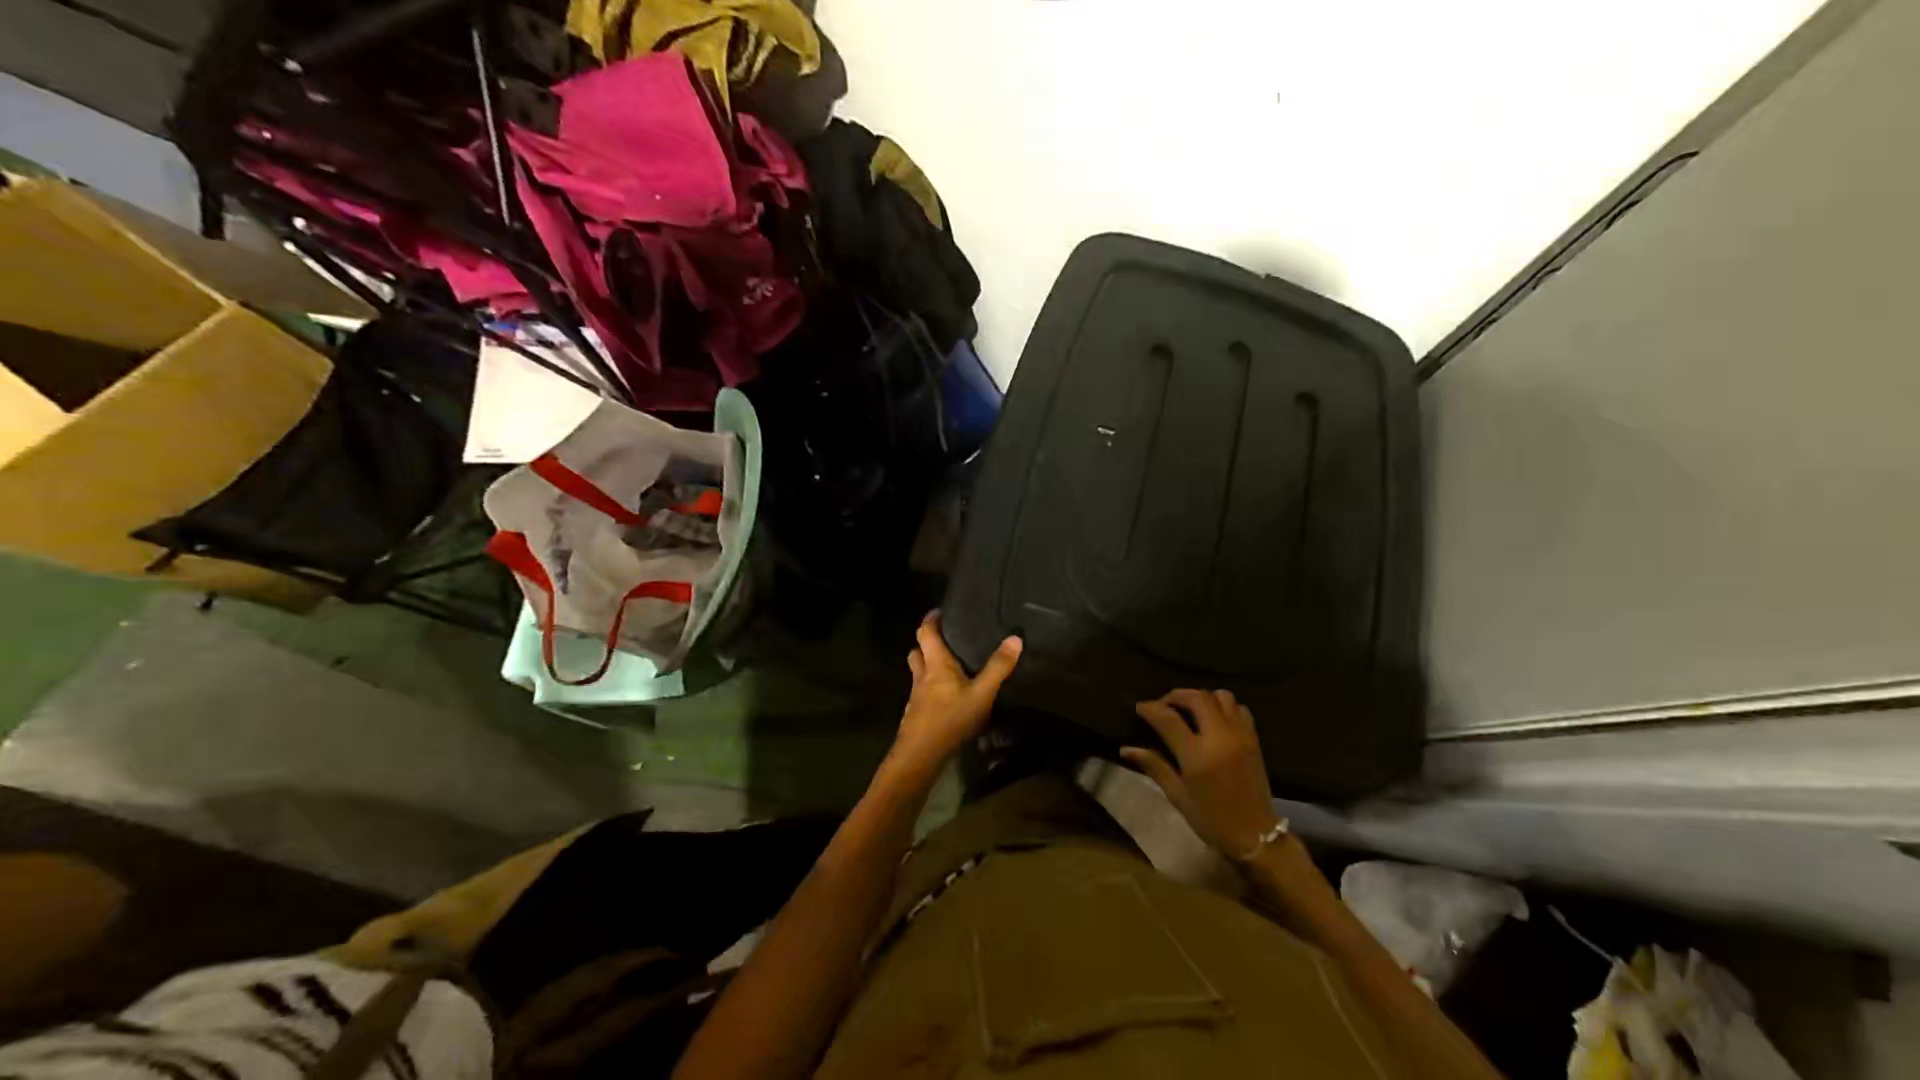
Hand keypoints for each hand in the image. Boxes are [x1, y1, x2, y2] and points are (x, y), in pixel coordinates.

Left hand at [886, 613, 1021, 779]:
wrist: (920, 755)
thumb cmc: (950, 719)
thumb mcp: (982, 694)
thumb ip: (998, 668)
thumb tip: (1015, 638)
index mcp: (936, 664)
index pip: (926, 632)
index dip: (931, 619)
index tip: (940, 611)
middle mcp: (922, 675)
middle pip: (917, 651)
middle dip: (927, 643)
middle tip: (945, 639)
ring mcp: (916, 696)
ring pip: (918, 673)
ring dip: (927, 666)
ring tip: (947, 667)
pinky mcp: (915, 714)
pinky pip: (921, 693)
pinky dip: (930, 689)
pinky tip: (944, 698)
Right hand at [1122, 689, 1281, 858]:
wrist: (1256, 835)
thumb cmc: (1211, 820)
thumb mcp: (1178, 796)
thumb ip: (1154, 766)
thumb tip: (1126, 749)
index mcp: (1197, 755)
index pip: (1168, 718)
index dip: (1150, 708)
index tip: (1140, 708)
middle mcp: (1220, 738)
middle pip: (1196, 698)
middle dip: (1175, 696)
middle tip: (1162, 705)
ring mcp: (1240, 736)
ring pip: (1220, 696)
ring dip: (1201, 697)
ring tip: (1188, 709)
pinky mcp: (1254, 739)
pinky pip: (1239, 708)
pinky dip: (1223, 706)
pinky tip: (1213, 718)